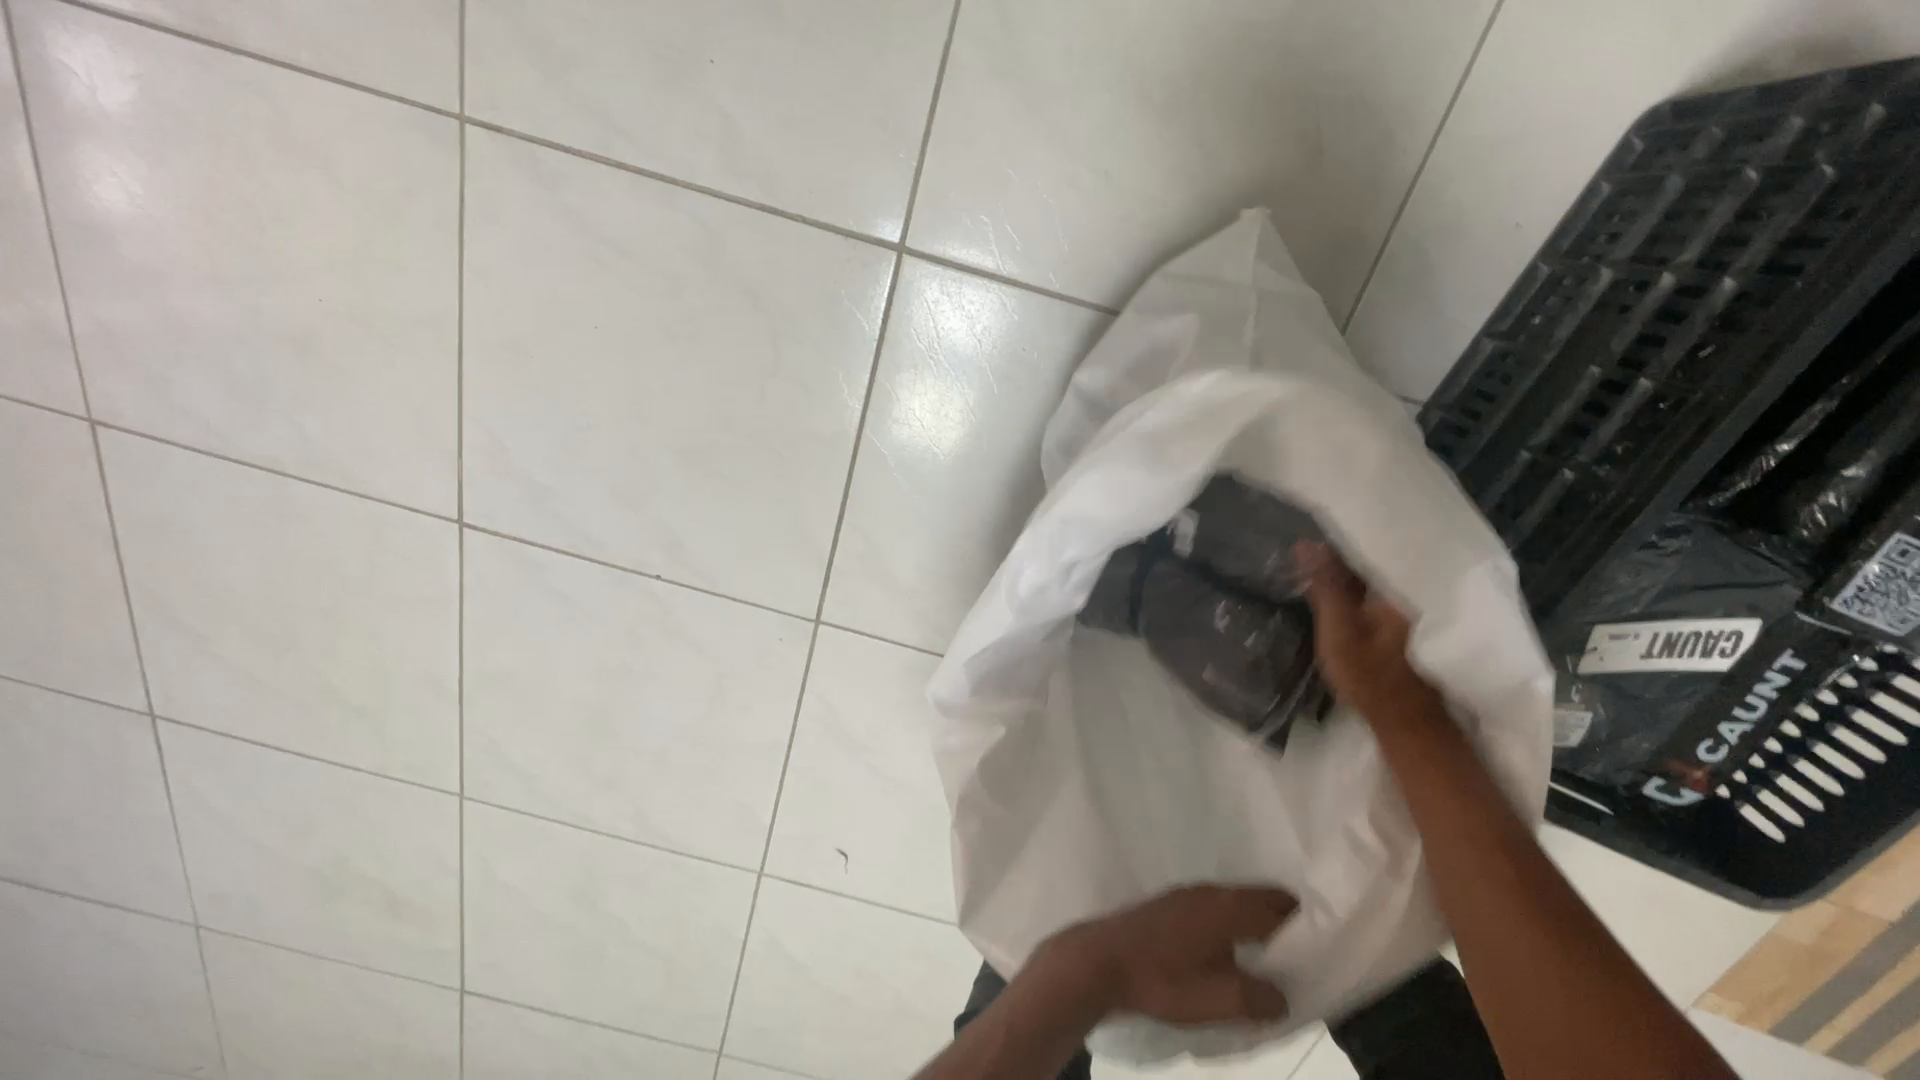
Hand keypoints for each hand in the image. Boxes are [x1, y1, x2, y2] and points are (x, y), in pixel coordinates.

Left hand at [1040, 885, 1295, 1025]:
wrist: (1098, 963)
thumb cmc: (1162, 979)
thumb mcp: (1219, 1000)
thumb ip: (1258, 998)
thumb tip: (1283, 997)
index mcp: (1228, 907)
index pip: (1278, 905)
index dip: (1303, 923)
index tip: (1321, 942)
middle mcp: (1209, 891)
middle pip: (1255, 898)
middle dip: (1279, 920)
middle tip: (1298, 950)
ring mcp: (1183, 895)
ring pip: (1231, 902)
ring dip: (1250, 921)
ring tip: (1265, 953)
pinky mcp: (1165, 906)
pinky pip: (1210, 908)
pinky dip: (1226, 923)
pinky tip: (1223, 948)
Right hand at [1296, 542, 1445, 727]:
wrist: (1406, 723)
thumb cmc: (1371, 676)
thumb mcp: (1339, 629)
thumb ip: (1325, 587)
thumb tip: (1305, 544)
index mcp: (1395, 587)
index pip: (1364, 549)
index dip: (1335, 544)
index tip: (1307, 539)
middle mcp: (1407, 592)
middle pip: (1371, 563)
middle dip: (1341, 557)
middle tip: (1306, 553)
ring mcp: (1410, 610)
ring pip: (1374, 580)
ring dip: (1349, 575)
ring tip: (1317, 568)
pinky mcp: (1406, 626)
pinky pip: (1378, 596)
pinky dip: (1359, 592)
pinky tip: (1340, 593)